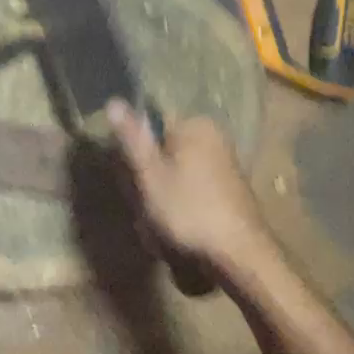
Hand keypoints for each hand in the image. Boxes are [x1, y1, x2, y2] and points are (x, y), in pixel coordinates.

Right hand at [108, 101, 275, 284]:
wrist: (239, 252)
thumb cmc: (189, 210)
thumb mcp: (150, 175)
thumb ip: (133, 138)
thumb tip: (114, 101)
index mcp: (195, 125)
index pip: (151, 124)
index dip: (137, 151)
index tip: (133, 177)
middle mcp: (214, 135)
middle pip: (164, 147)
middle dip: (151, 173)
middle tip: (146, 202)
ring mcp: (225, 160)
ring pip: (177, 169)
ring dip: (164, 191)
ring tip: (162, 217)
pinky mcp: (230, 184)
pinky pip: (193, 184)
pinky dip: (183, 199)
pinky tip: (181, 222)